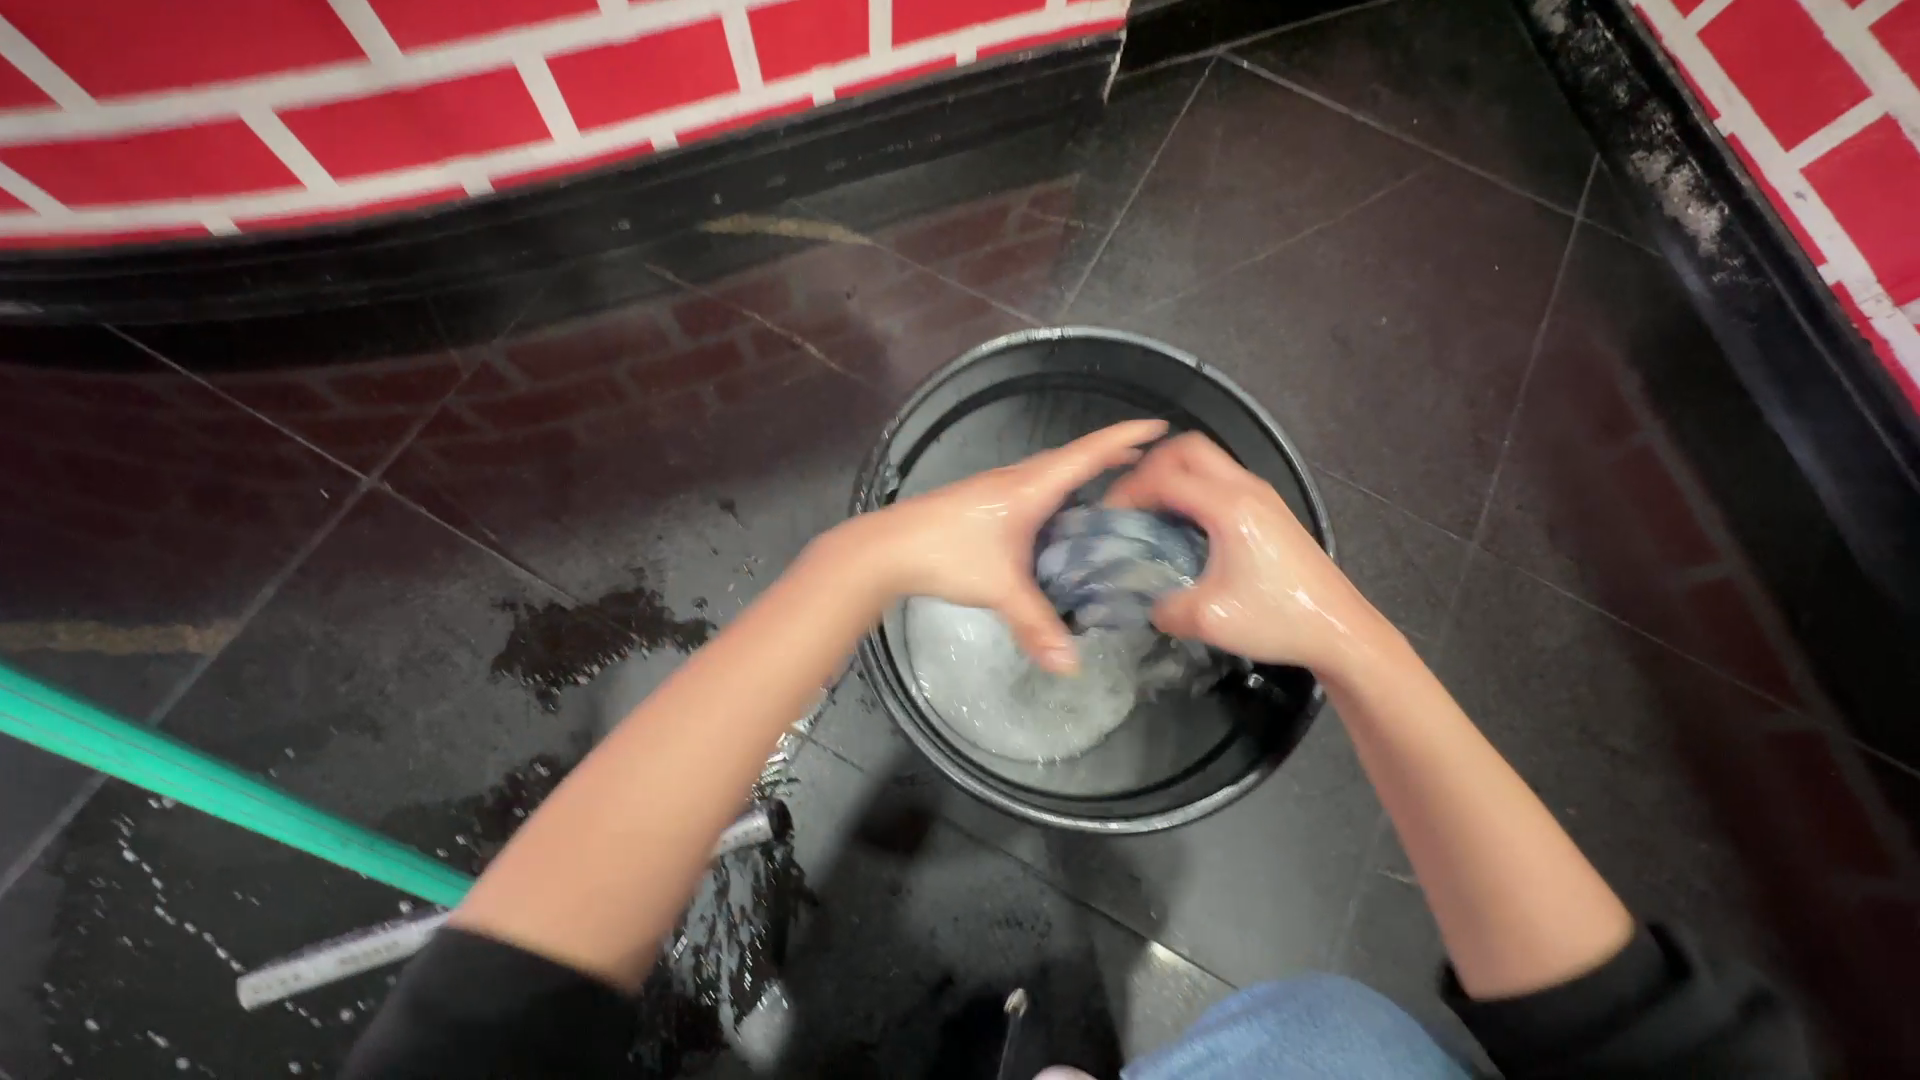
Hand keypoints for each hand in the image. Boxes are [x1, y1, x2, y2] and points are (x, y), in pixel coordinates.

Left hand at [852, 418, 1168, 672]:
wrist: (887, 548)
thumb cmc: (947, 555)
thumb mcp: (1001, 590)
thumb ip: (1037, 626)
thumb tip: (1070, 666)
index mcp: (1031, 488)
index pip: (1088, 454)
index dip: (1125, 437)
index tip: (1159, 425)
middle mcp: (1016, 480)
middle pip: (1071, 458)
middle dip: (1110, 452)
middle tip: (1145, 456)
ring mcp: (996, 489)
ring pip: (1049, 472)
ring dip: (1082, 470)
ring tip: (1110, 479)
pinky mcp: (981, 503)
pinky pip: (1032, 487)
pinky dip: (1058, 490)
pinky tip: (1057, 514)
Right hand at [1104, 433, 1388, 673]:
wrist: (1340, 630)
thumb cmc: (1276, 620)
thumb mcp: (1207, 620)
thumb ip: (1164, 607)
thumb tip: (1148, 601)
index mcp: (1229, 507)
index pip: (1165, 477)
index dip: (1130, 490)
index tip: (1110, 516)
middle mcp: (1247, 489)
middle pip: (1189, 449)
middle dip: (1152, 467)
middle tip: (1132, 501)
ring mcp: (1263, 496)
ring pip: (1208, 460)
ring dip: (1175, 475)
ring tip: (1153, 511)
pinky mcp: (1271, 510)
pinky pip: (1222, 479)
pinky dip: (1195, 488)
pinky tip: (1186, 526)